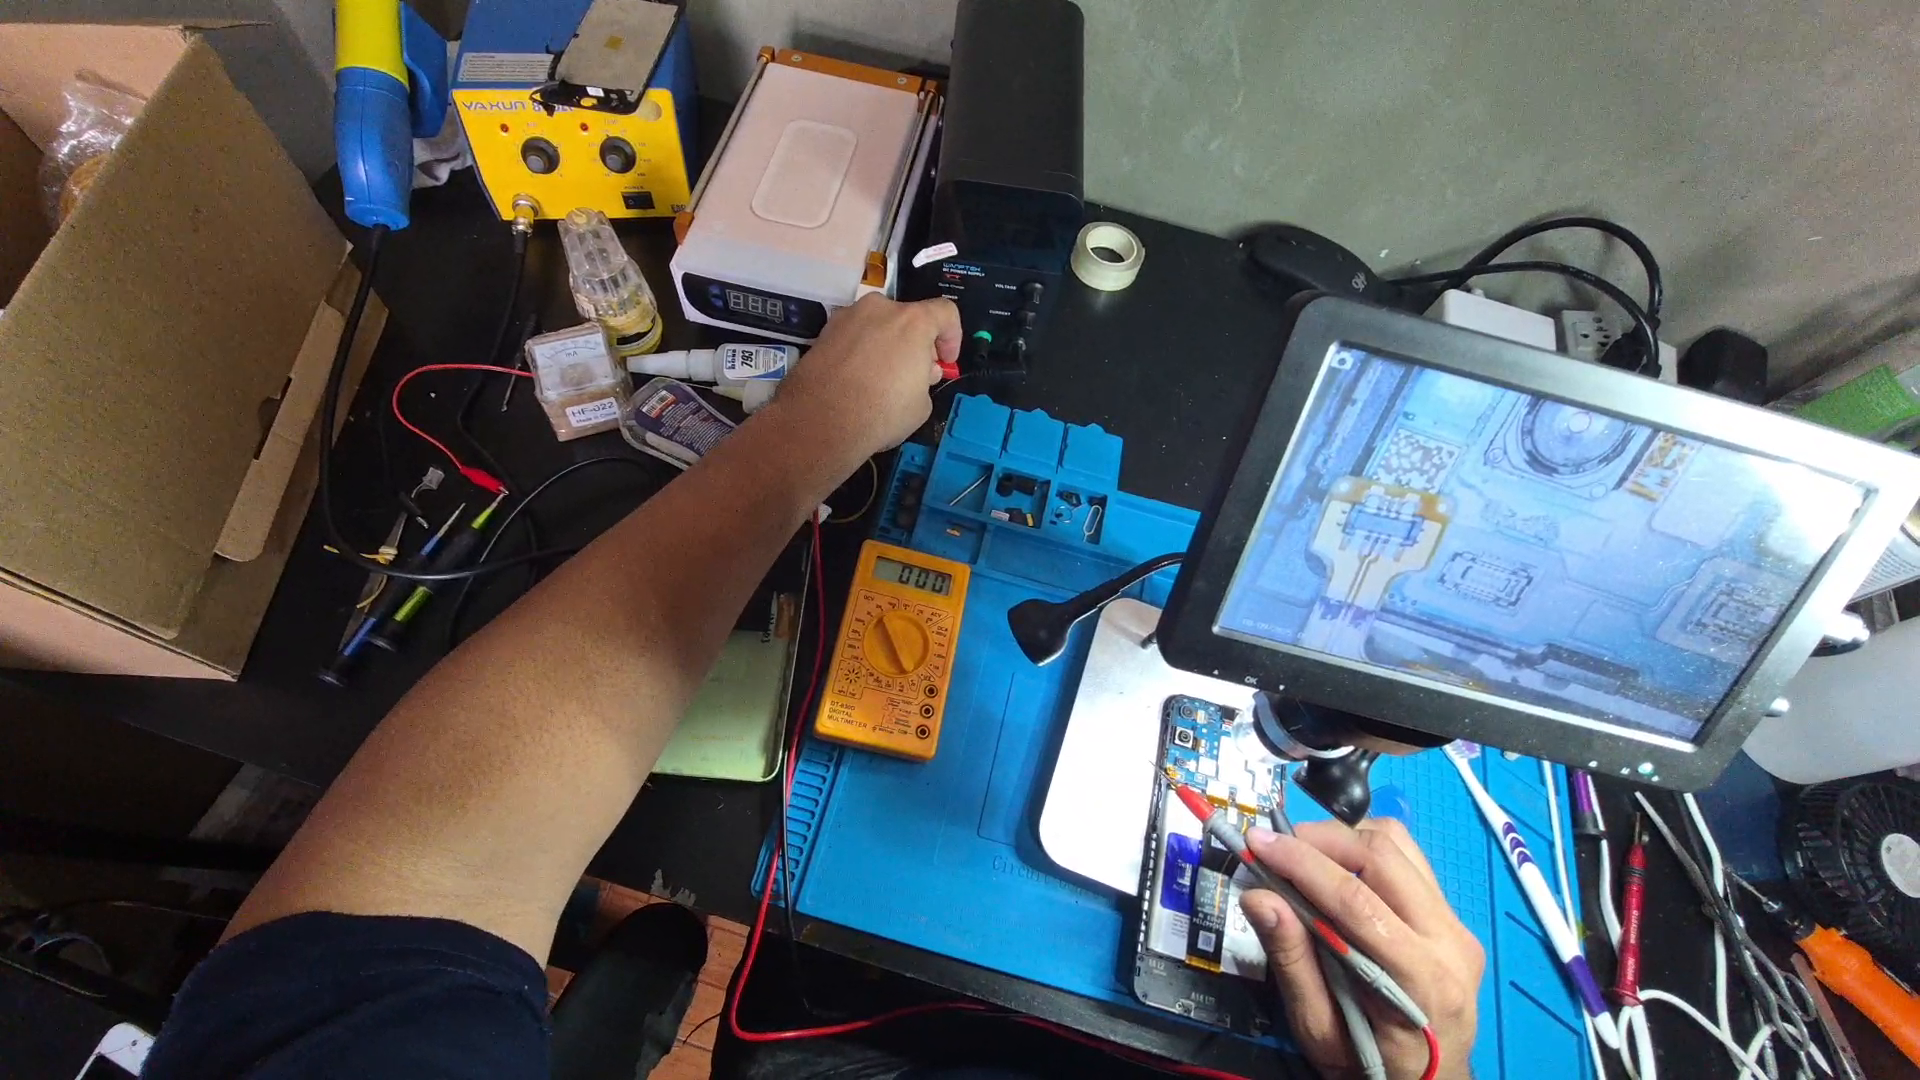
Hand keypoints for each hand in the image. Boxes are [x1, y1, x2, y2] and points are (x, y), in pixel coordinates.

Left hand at [769, 294, 959, 460]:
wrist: (821, 421)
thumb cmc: (882, 412)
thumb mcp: (922, 405)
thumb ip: (925, 380)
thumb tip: (919, 372)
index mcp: (912, 321)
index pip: (945, 312)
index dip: (952, 337)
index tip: (946, 362)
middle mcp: (879, 309)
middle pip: (907, 319)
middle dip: (915, 344)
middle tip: (913, 374)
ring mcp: (846, 318)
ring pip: (877, 326)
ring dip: (886, 346)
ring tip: (881, 379)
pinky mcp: (822, 333)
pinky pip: (852, 338)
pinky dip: (860, 352)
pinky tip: (856, 381)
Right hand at [1240, 819, 1483, 1079]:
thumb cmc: (1368, 1064)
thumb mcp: (1318, 1028)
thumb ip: (1291, 960)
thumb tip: (1257, 896)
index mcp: (1420, 980)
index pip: (1355, 899)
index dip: (1301, 862)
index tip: (1256, 841)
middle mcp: (1449, 942)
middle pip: (1380, 857)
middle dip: (1317, 839)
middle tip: (1273, 845)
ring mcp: (1456, 925)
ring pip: (1396, 843)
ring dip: (1341, 836)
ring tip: (1301, 852)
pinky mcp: (1451, 915)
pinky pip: (1406, 855)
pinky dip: (1363, 846)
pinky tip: (1336, 864)